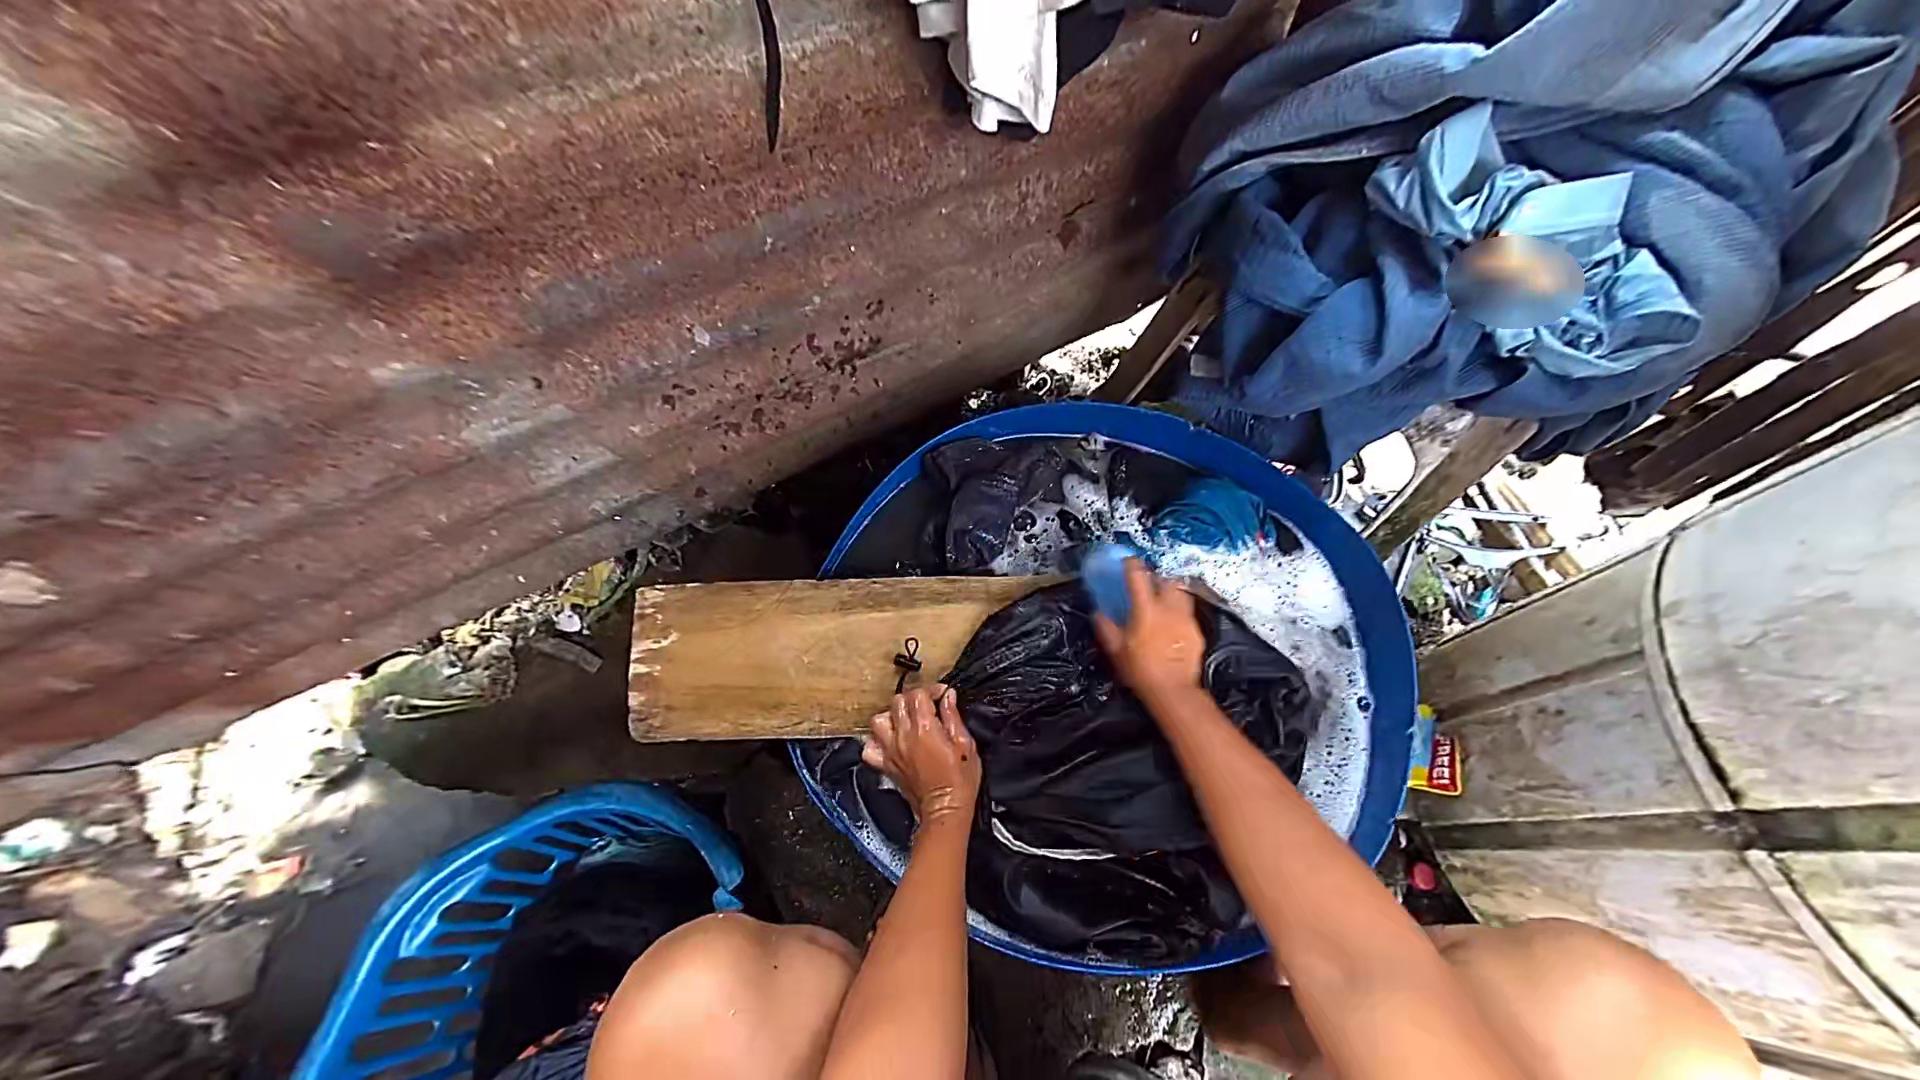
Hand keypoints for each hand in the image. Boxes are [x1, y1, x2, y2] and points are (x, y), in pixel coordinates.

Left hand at [863, 684, 981, 825]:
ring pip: (879, 720)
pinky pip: (869, 749)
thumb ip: (953, 717)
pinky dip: (876, 742)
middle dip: (913, 699)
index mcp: (925, 728)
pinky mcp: (886, 766)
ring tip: (906, 721)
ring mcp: (892, 751)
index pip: (919, 694)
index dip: (932, 690)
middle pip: (898, 702)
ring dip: (892, 716)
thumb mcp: (966, 744)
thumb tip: (948, 697)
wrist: (946, 812)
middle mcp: (904, 737)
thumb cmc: (960, 782)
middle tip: (927, 706)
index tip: (942, 695)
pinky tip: (889, 741)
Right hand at [1093, 558, 1205, 699]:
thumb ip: (1106, 628)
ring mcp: (1186, 619)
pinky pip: (1187, 613)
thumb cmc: (1141, 670)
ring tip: (1161, 598)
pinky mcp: (1196, 632)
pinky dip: (1178, 611)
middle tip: (1146, 581)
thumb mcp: (1116, 650)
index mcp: (1146, 610)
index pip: (1138, 576)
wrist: (1173, 691)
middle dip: (1155, 576)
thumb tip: (1098, 614)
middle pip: (1165, 579)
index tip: (1127, 561)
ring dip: (1170, 591)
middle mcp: (1169, 609)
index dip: (1131, 564)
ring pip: (1181, 593)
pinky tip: (1171, 622)